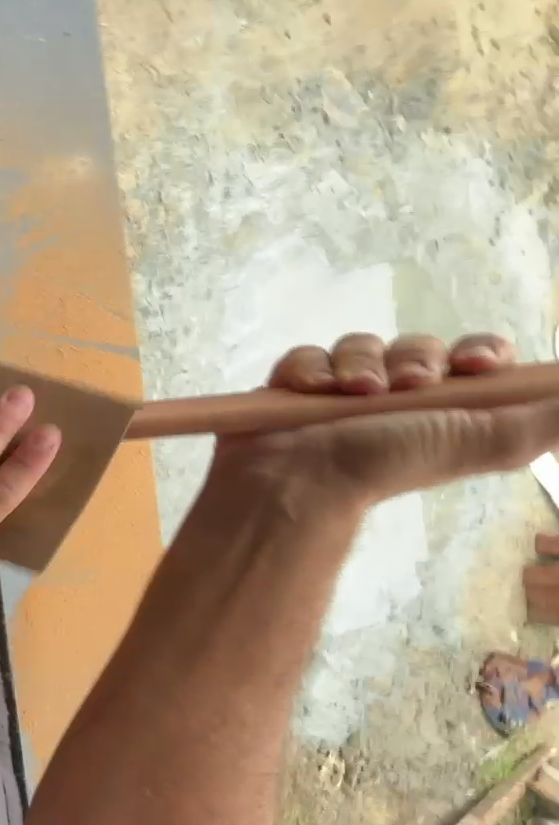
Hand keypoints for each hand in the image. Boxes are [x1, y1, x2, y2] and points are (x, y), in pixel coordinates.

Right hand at [212, 332, 558, 509]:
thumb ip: (548, 417)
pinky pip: (305, 356)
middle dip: (411, 358)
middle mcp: (395, 394)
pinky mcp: (290, 388)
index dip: (477, 350)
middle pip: (415, 345)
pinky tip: (312, 388)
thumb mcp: (493, 442)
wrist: (304, 479)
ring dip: (358, 363)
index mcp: (446, 405)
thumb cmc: (392, 462)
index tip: (473, 366)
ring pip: (358, 345)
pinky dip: (308, 367)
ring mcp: (338, 390)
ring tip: (351, 391)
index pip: (474, 356)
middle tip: (404, 386)